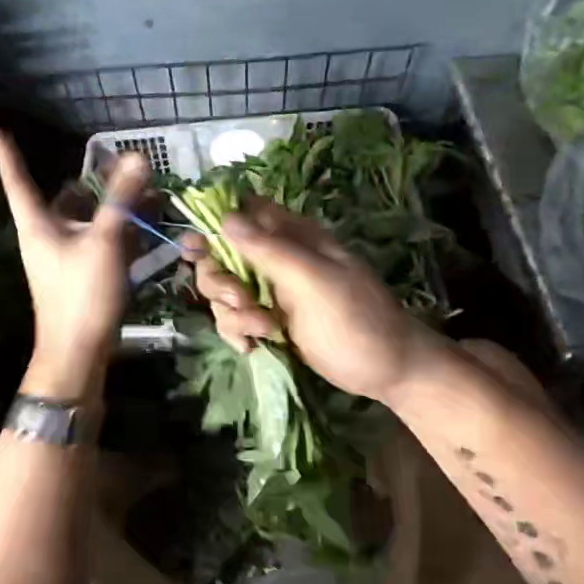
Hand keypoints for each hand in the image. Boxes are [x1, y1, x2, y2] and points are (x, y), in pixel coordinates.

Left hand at [0, 129, 150, 372]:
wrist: (78, 350)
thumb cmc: (81, 293)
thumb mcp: (103, 240)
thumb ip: (121, 199)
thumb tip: (138, 158)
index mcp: (37, 224)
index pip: (17, 180)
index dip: (9, 154)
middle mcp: (47, 234)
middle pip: (67, 197)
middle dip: (97, 181)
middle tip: (128, 164)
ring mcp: (65, 254)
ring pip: (89, 218)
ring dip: (115, 204)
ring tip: (148, 189)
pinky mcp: (82, 271)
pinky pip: (99, 239)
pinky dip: (119, 228)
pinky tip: (146, 221)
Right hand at [186, 199, 451, 405]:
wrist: (386, 371)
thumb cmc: (356, 320)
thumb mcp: (314, 281)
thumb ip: (269, 250)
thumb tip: (226, 217)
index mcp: (292, 235)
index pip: (242, 211)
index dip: (213, 223)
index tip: (196, 249)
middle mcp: (275, 258)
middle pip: (220, 254)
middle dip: (220, 280)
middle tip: (240, 299)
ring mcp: (270, 290)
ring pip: (222, 289)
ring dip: (232, 313)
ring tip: (263, 330)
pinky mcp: (267, 319)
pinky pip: (233, 317)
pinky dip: (237, 331)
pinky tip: (254, 347)